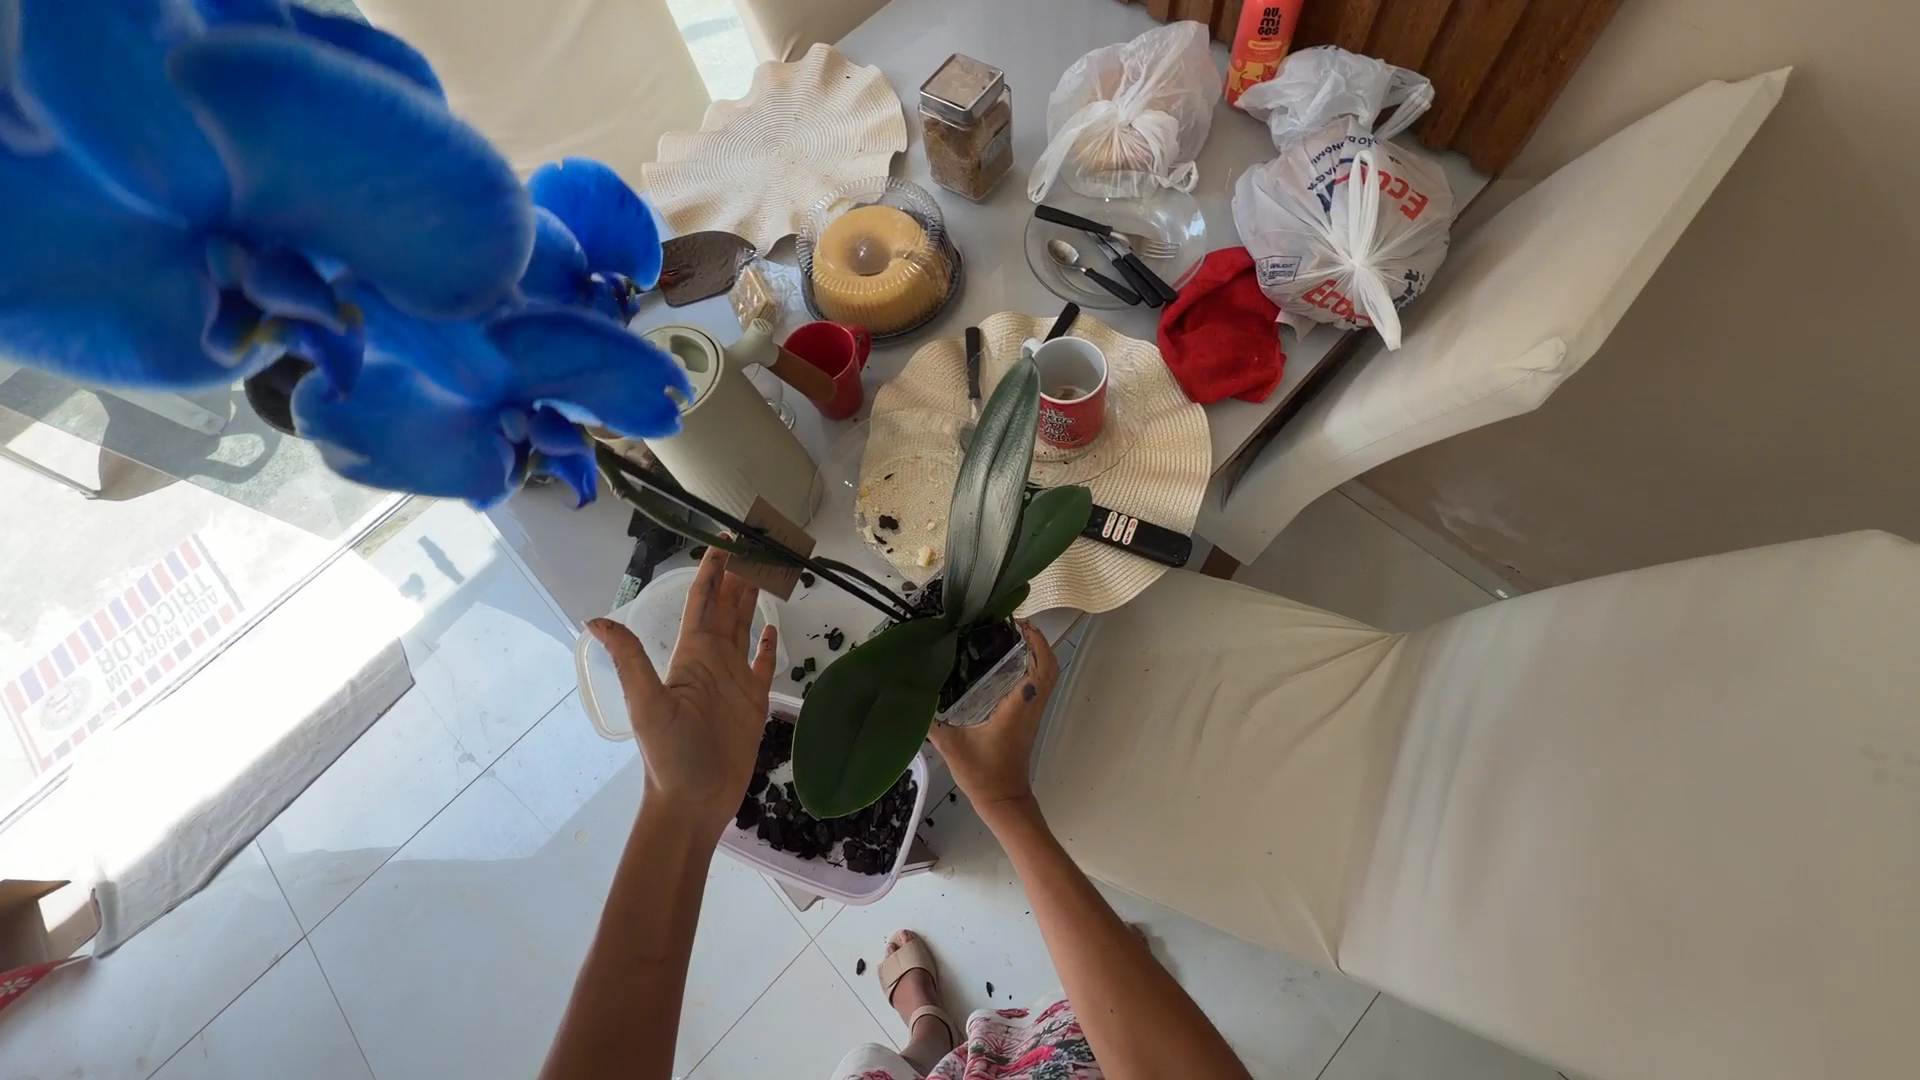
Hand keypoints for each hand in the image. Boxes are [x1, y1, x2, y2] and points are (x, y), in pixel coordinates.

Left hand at [588, 548, 777, 838]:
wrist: (693, 800)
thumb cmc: (670, 756)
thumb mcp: (647, 705)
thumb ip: (631, 660)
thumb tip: (596, 621)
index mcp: (692, 655)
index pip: (703, 601)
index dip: (713, 570)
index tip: (724, 541)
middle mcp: (713, 659)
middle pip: (729, 606)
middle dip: (740, 574)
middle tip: (757, 543)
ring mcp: (734, 678)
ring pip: (745, 626)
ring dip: (754, 598)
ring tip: (766, 571)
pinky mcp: (753, 699)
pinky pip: (762, 662)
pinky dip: (767, 643)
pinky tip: (772, 627)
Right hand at [929, 622, 1057, 815]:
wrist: (1003, 800)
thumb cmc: (982, 774)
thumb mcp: (951, 745)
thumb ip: (931, 721)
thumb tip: (911, 697)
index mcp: (1016, 708)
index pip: (1037, 670)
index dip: (1035, 644)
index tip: (1019, 625)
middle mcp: (1030, 706)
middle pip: (1050, 668)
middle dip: (1040, 642)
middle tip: (1017, 624)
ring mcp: (1034, 713)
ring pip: (1049, 676)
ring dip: (1040, 653)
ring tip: (1018, 636)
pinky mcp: (1030, 718)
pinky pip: (1041, 685)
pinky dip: (1036, 667)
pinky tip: (1014, 661)